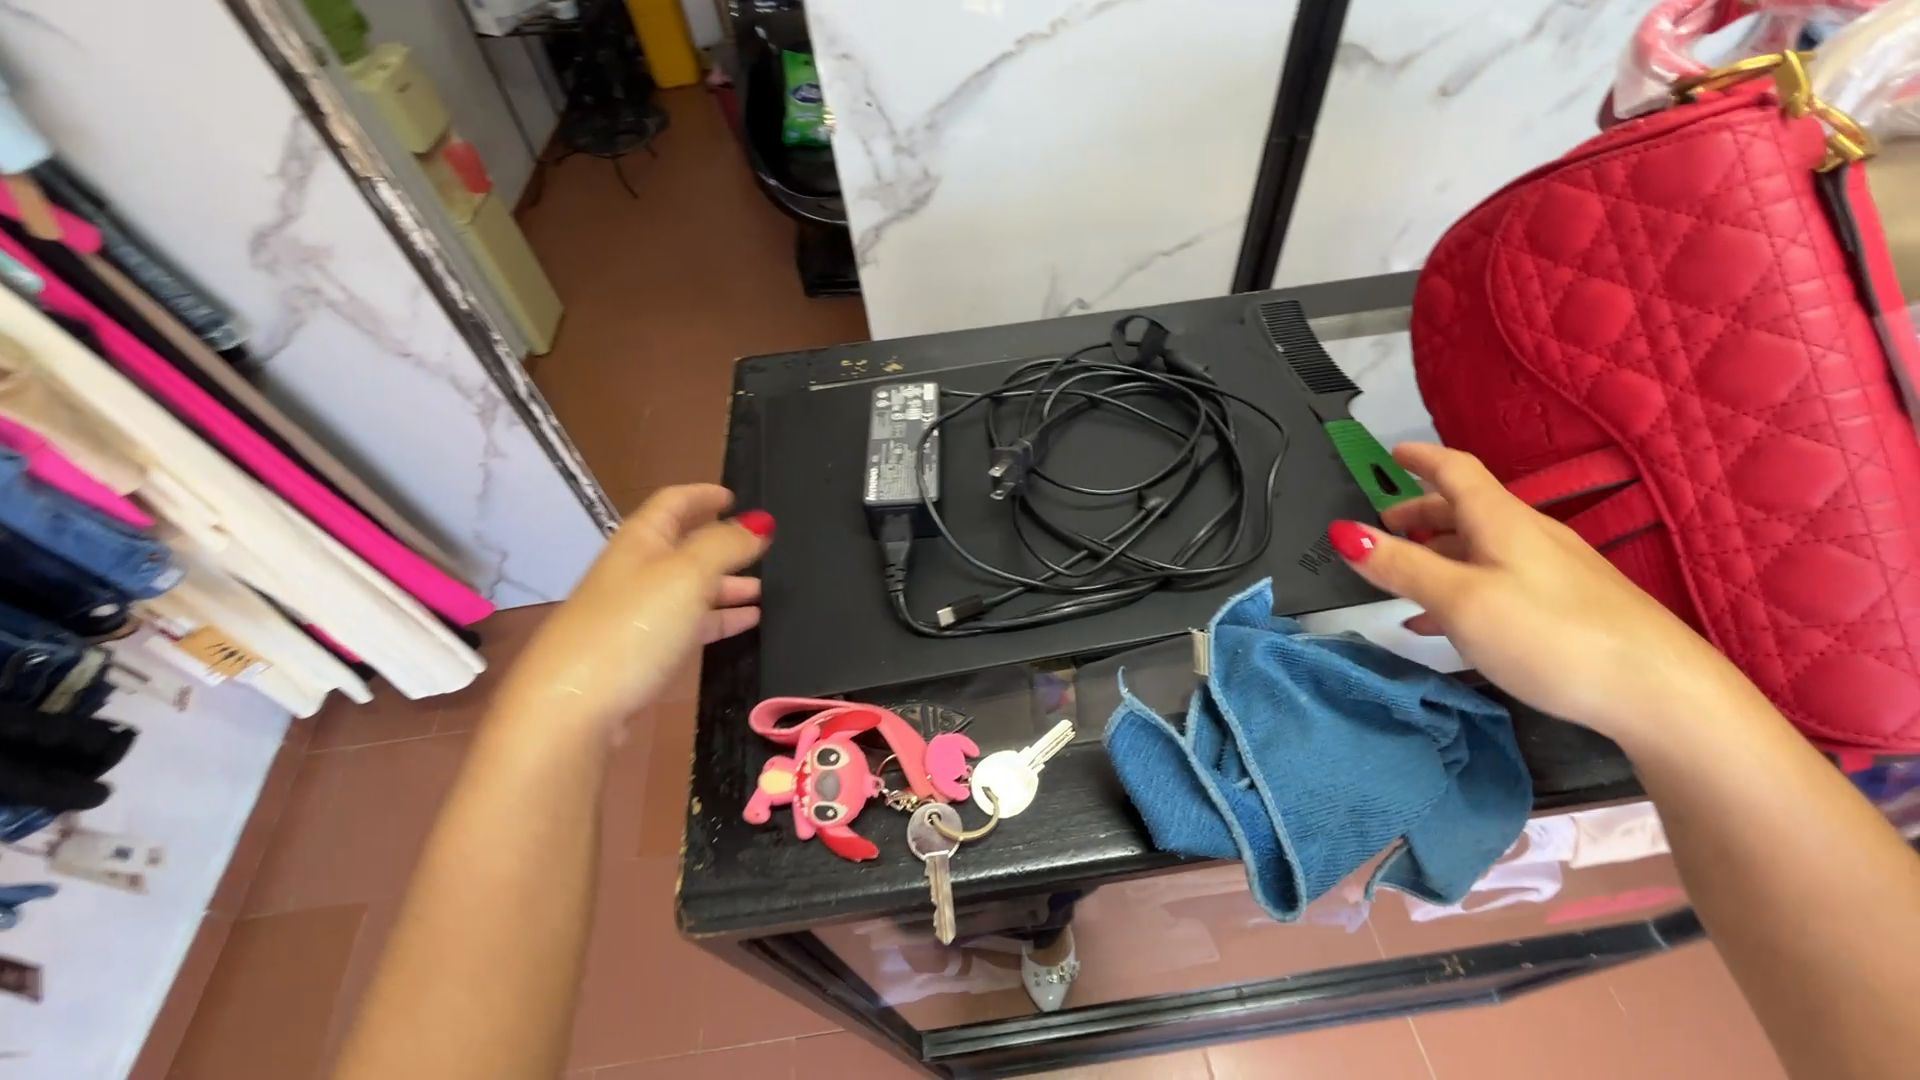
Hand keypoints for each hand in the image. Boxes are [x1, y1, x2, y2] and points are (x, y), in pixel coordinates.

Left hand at [494, 484, 772, 742]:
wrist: (573, 706)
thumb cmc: (633, 627)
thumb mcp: (687, 575)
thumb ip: (726, 546)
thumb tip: (760, 523)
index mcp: (640, 541)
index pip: (673, 502)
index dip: (704, 495)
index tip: (735, 496)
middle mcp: (635, 571)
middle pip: (682, 546)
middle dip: (723, 545)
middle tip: (762, 549)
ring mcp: (636, 613)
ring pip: (689, 588)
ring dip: (727, 585)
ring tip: (766, 591)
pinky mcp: (640, 652)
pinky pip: (688, 624)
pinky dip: (718, 618)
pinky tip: (746, 623)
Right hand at [1327, 443, 1743, 743]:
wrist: (1660, 693)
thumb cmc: (1552, 635)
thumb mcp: (1460, 599)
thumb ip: (1401, 566)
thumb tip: (1345, 533)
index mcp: (1501, 522)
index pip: (1455, 471)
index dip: (1420, 458)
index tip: (1391, 454)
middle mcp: (1527, 536)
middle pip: (1464, 510)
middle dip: (1418, 513)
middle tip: (1381, 530)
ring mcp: (1550, 571)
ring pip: (1478, 548)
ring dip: (1434, 553)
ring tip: (1399, 577)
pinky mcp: (1564, 605)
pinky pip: (1495, 581)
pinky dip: (1458, 588)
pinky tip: (1440, 621)